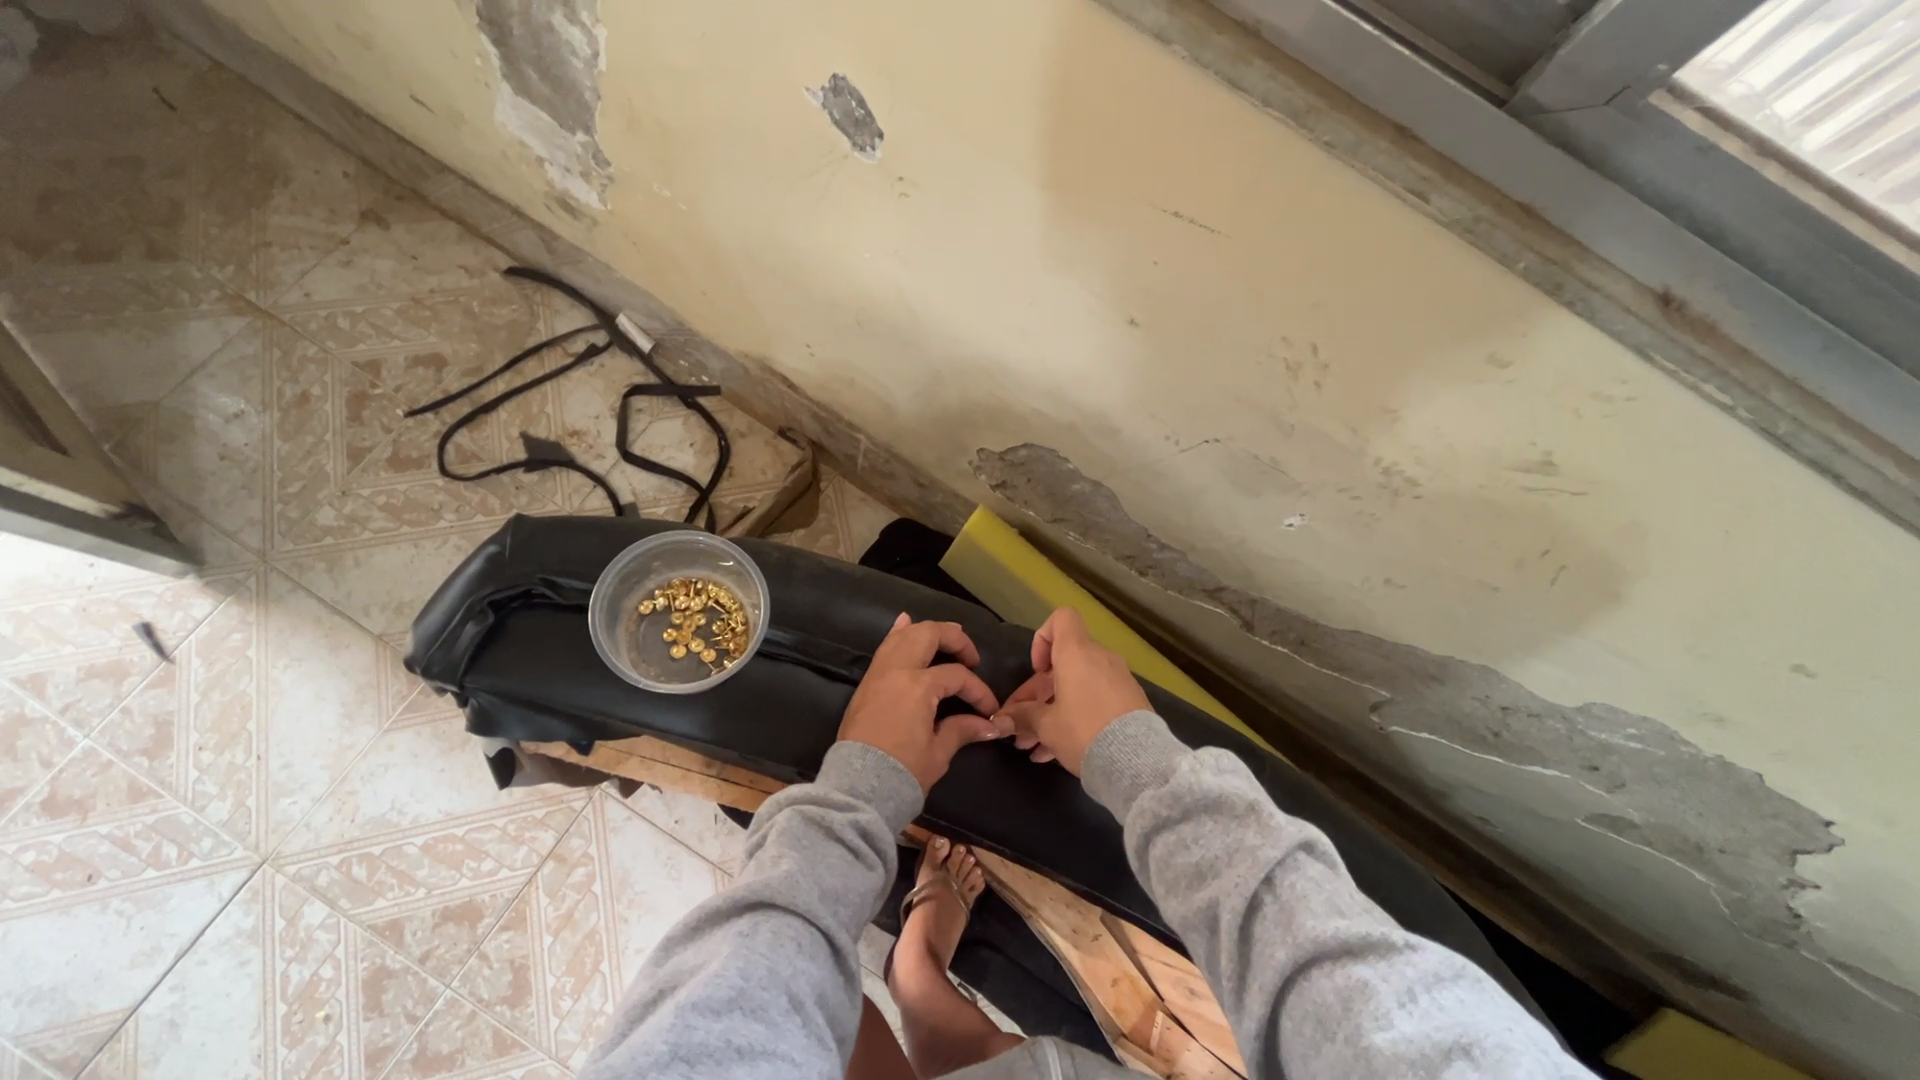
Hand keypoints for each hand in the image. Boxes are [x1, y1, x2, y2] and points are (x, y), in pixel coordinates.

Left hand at [838, 613, 1003, 792]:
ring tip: (946, 635)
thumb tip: (989, 726)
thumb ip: (962, 730)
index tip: (989, 711)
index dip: (978, 691)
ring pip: (902, 636)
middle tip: (970, 658)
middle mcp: (896, 671)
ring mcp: (877, 674)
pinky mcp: (865, 685)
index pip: (956, 676)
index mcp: (918, 686)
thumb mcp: (938, 753)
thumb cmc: (903, 772)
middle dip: (955, 640)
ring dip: (926, 632)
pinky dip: (897, 635)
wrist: (858, 790)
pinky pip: (883, 649)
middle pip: (928, 635)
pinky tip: (904, 623)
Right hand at [992, 608, 1148, 774]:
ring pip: (1075, 689)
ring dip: (1050, 714)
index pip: (1062, 619)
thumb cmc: (1085, 731)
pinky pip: (1092, 703)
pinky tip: (1052, 753)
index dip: (1043, 639)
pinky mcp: (1128, 704)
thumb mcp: (1047, 726)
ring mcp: (1117, 682)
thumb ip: (1021, 718)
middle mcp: (1099, 660)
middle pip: (1062, 665)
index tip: (1037, 671)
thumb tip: (1000, 721)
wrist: (1139, 762)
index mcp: (1077, 654)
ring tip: (1031, 748)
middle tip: (1019, 727)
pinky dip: (1072, 720)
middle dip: (1036, 696)